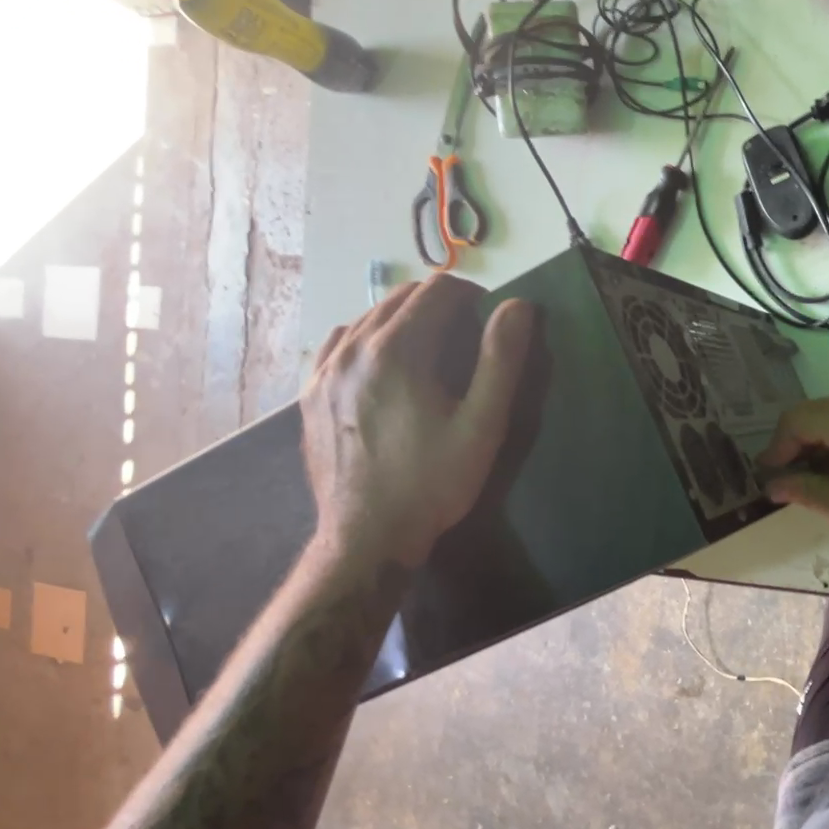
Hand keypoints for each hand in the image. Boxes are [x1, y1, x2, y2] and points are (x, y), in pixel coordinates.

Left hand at [302, 276, 538, 567]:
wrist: (367, 538)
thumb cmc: (433, 482)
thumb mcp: (483, 426)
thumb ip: (501, 361)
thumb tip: (518, 307)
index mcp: (395, 350)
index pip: (439, 290)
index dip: (475, 298)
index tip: (494, 325)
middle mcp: (351, 348)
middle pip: (401, 297)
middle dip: (443, 306)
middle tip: (471, 340)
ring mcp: (323, 370)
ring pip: (369, 317)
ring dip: (407, 320)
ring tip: (434, 353)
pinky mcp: (310, 394)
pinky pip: (341, 343)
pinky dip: (370, 339)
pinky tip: (388, 368)